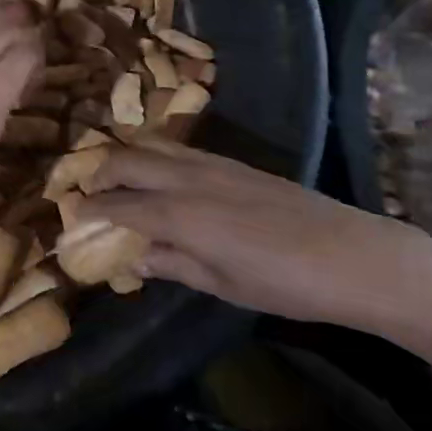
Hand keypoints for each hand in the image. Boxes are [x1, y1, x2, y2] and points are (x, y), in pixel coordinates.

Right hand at [81, 144, 431, 362]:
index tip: (72, 220)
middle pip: (123, 160)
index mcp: (180, 214)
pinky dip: (151, 154)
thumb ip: (171, 264)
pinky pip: (175, 146)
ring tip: (115, 180)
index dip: (89, 211)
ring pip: (148, 144)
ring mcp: (209, 162)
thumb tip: (132, 258)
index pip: (117, 204)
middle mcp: (186, 178)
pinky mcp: (230, 160)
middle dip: (96, 174)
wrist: (358, 256)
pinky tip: (158, 175)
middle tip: (87, 195)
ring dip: (123, 158)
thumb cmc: (287, 284)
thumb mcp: (223, 286)